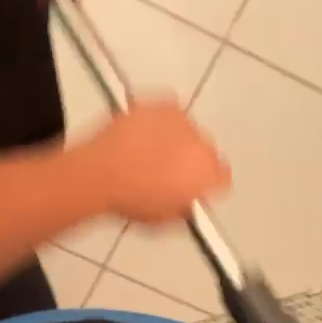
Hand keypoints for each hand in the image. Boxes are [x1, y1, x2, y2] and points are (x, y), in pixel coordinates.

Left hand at [73, 98, 230, 225]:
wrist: (99, 173)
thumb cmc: (128, 197)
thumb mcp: (164, 218)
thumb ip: (185, 205)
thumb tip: (187, 201)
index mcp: (208, 173)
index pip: (222, 177)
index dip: (206, 182)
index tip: (193, 185)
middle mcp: (202, 142)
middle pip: (205, 150)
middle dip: (189, 159)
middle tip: (164, 170)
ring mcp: (181, 120)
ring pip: (187, 129)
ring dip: (174, 138)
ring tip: (146, 152)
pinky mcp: (160, 104)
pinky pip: (167, 112)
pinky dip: (158, 120)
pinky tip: (141, 135)